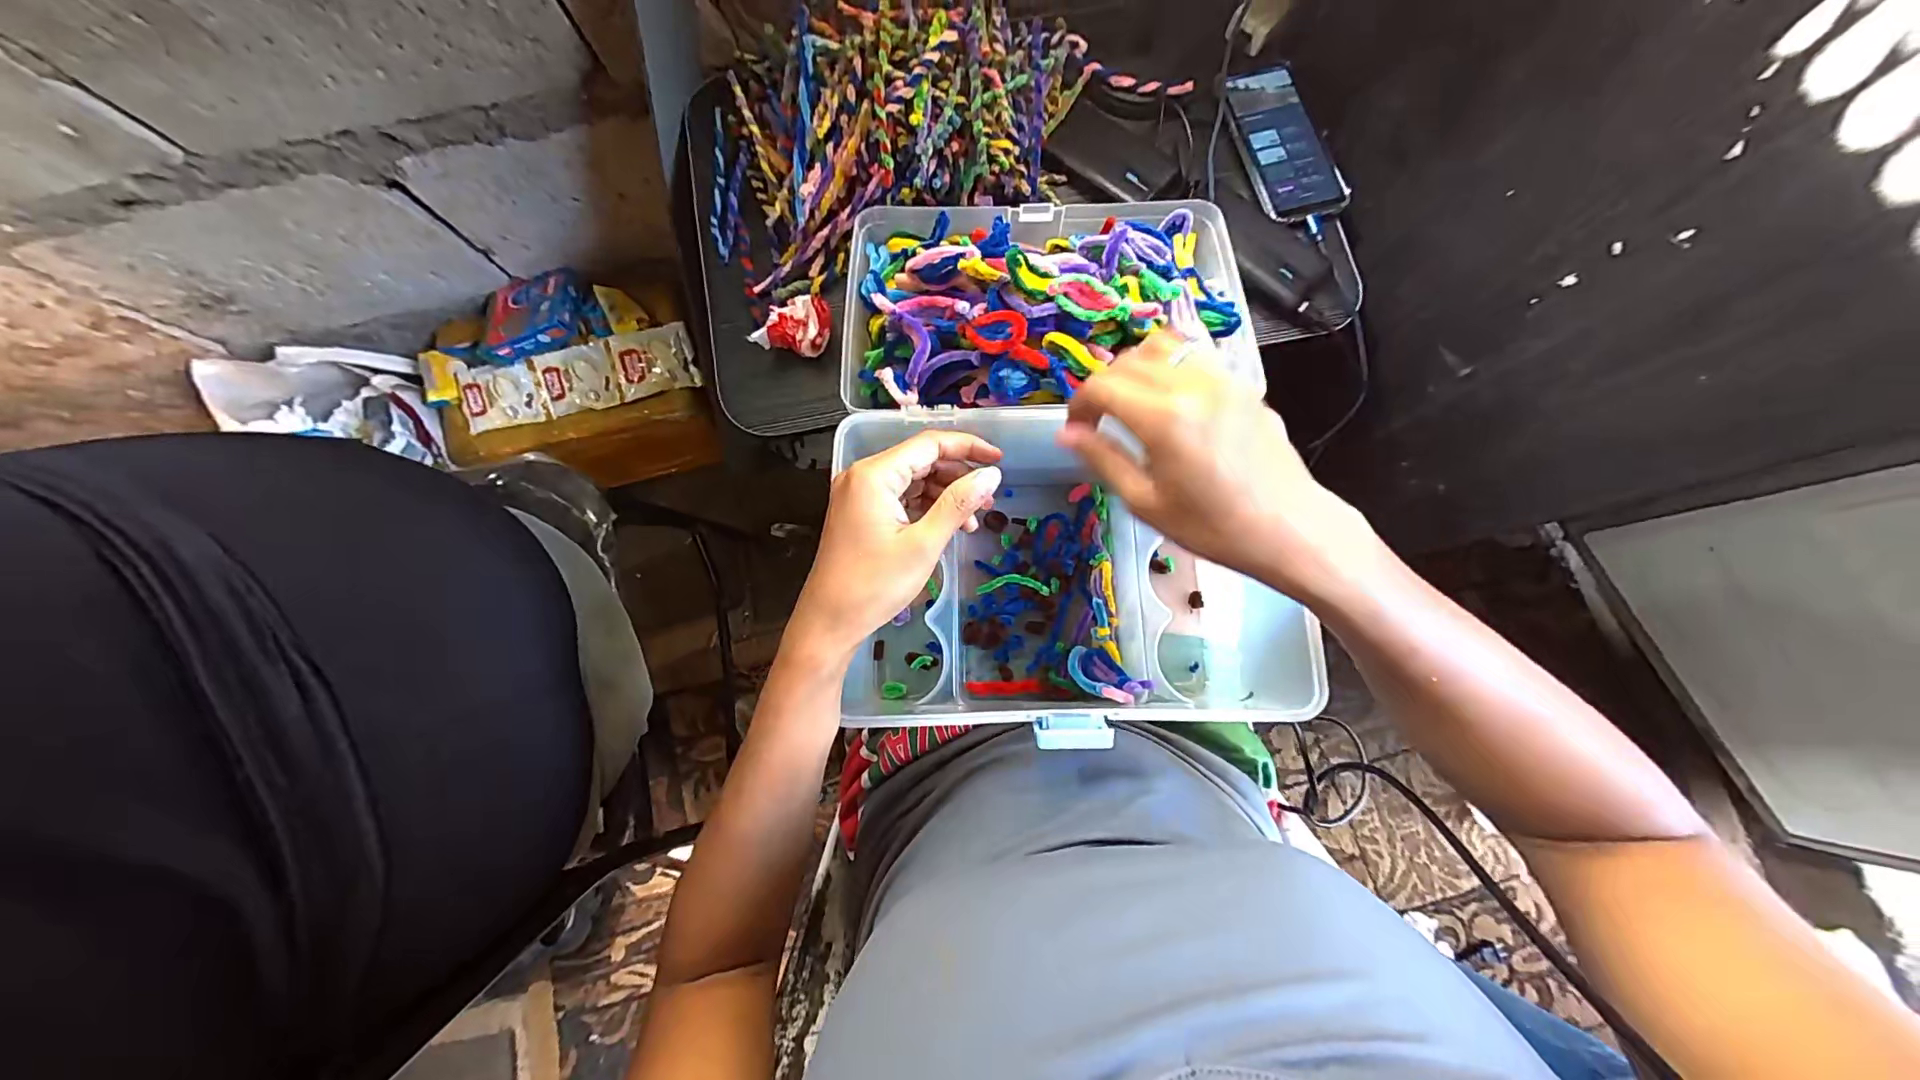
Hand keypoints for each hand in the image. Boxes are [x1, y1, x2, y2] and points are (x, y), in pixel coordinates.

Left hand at [791, 430, 1002, 653]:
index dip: (968, 447)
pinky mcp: (860, 512)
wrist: (830, 621)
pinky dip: (927, 507)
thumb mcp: (924, 544)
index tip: (998, 459)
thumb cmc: (872, 586)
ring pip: (913, 479)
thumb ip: (958, 504)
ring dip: (945, 494)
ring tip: (972, 519)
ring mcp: (859, 494)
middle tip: (989, 496)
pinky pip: (901, 497)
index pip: (929, 444)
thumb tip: (990, 475)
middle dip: (958, 475)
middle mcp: (863, 476)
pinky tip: (949, 526)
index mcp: (874, 475)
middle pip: (921, 459)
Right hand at [1057, 331, 1387, 604]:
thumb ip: (1103, 459)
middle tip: (1098, 420)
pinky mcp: (1243, 385)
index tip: (1077, 428)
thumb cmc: (1213, 526)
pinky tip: (1169, 398)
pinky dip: (1170, 365)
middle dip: (1103, 385)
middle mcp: (1192, 385)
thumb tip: (1068, 434)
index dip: (1079, 404)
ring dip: (1136, 367)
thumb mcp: (1146, 502)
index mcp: (1163, 417)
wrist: (1289, 529)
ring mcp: (1222, 379)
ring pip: (1163, 345)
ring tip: (1132, 401)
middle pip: (1129, 360)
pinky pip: (1196, 355)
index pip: (1102, 386)